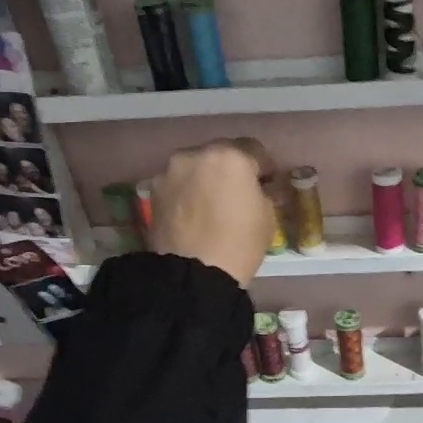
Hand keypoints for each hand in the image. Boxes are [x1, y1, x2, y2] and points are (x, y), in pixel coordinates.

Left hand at [148, 138, 275, 287]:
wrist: (194, 273)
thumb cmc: (240, 244)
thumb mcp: (268, 218)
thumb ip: (264, 193)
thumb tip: (261, 187)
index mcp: (232, 157)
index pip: (254, 149)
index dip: (263, 166)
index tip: (266, 183)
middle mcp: (198, 154)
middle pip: (221, 152)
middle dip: (232, 168)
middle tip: (238, 191)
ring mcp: (172, 170)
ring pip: (196, 165)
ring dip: (206, 176)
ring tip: (212, 202)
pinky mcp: (155, 189)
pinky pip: (178, 181)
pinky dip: (187, 189)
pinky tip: (193, 211)